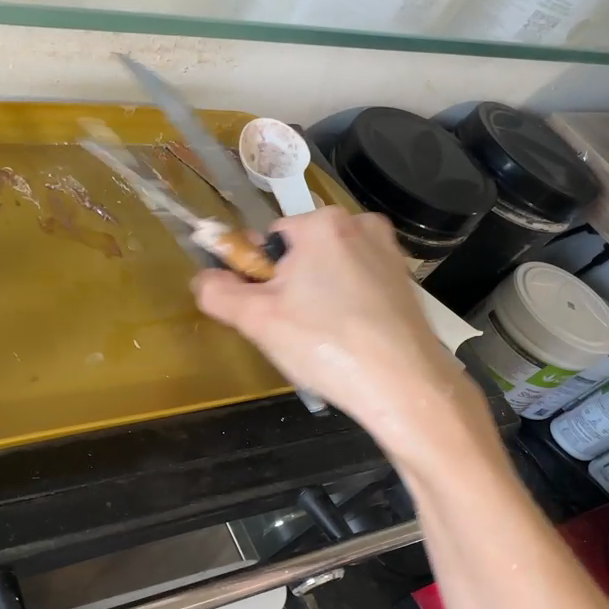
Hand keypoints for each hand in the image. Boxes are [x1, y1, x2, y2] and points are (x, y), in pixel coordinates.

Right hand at [193, 206, 496, 471]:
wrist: (405, 386)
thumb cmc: (325, 344)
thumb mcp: (255, 320)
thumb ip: (218, 293)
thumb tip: (202, 279)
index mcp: (322, 222)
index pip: (268, 239)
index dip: (258, 276)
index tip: (263, 311)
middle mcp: (360, 224)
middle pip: (301, 253)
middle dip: (288, 286)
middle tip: (289, 330)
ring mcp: (389, 253)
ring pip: (329, 271)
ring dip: (315, 298)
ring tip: (319, 340)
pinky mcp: (406, 282)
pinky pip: (357, 287)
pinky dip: (346, 308)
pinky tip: (346, 341)